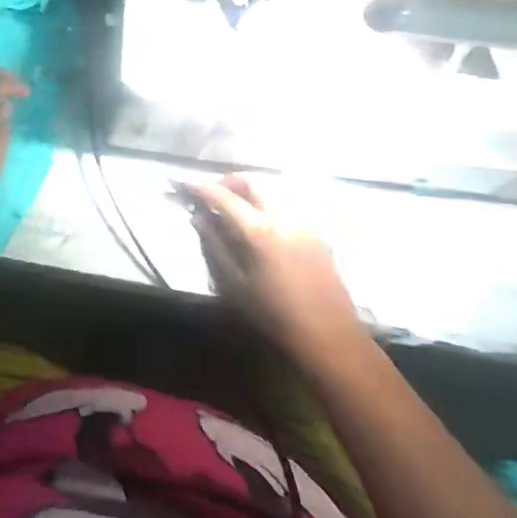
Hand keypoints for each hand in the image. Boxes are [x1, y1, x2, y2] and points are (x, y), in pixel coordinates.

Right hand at [183, 175, 363, 360]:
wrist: (329, 337)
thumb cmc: (275, 316)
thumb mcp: (236, 285)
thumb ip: (215, 246)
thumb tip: (198, 218)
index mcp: (261, 231)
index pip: (226, 198)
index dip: (203, 188)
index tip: (187, 183)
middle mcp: (285, 218)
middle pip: (256, 181)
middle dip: (231, 180)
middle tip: (213, 192)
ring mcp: (306, 223)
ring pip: (276, 189)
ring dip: (252, 189)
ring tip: (236, 204)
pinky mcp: (318, 233)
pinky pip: (289, 205)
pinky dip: (270, 202)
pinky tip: (262, 221)